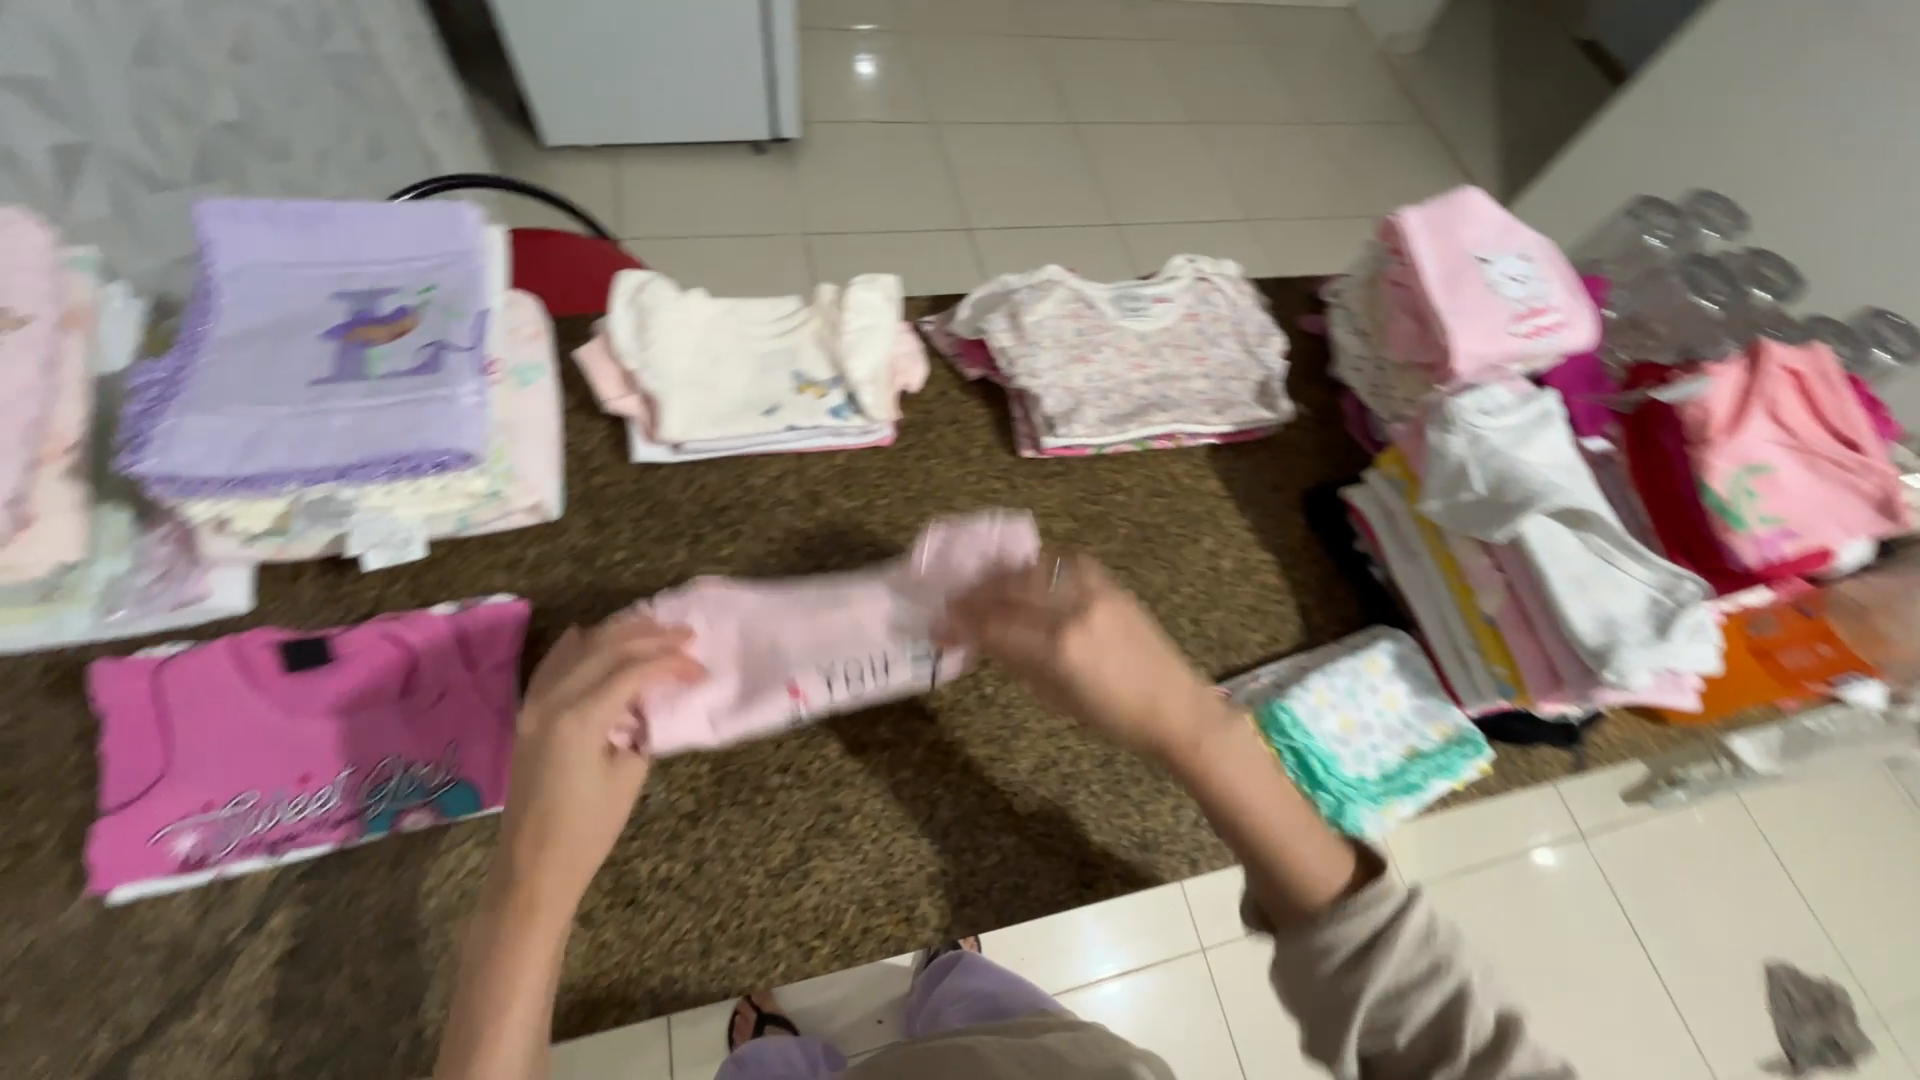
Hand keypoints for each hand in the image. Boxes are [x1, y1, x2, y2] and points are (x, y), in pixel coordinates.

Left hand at [491, 616, 704, 912]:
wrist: (533, 866)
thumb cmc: (589, 828)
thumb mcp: (630, 774)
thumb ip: (642, 726)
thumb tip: (650, 700)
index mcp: (580, 718)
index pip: (634, 670)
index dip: (672, 663)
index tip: (701, 667)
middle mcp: (553, 701)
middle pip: (606, 648)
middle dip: (650, 636)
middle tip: (686, 634)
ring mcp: (534, 706)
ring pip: (578, 649)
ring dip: (617, 633)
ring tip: (652, 626)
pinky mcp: (529, 716)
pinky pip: (551, 666)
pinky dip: (575, 646)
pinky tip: (589, 633)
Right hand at [942, 555, 1236, 764]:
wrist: (1175, 707)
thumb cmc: (1113, 718)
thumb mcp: (1054, 698)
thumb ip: (1015, 661)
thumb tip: (980, 639)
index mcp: (1057, 649)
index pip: (993, 626)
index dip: (958, 625)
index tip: (937, 627)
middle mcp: (1072, 610)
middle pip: (1007, 590)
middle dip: (972, 596)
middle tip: (951, 603)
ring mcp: (1094, 592)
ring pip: (1032, 568)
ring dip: (1000, 576)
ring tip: (982, 586)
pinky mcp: (1110, 584)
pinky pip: (1063, 562)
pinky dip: (1037, 566)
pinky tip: (1024, 574)